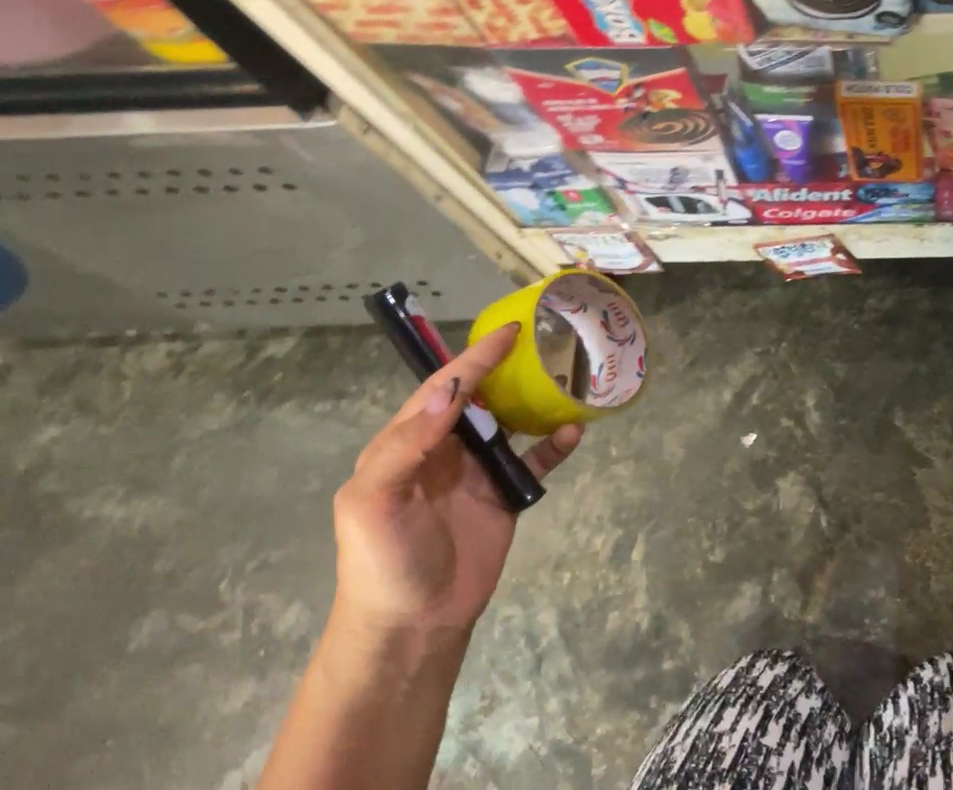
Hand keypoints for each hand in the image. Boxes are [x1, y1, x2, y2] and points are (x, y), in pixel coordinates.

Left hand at [331, 323, 583, 635]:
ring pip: (513, 424)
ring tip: (569, 380)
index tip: (509, 334)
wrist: (414, 623)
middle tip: (547, 346)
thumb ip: (406, 445)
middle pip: (482, 398)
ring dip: (537, 402)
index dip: (474, 360)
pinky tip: (574, 432)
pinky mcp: (506, 495)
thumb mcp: (374, 501)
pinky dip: (556, 445)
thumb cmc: (384, 560)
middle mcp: (443, 450)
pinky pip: (536, 461)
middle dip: (510, 370)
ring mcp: (478, 472)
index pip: (443, 390)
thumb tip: (451, 393)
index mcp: (405, 444)